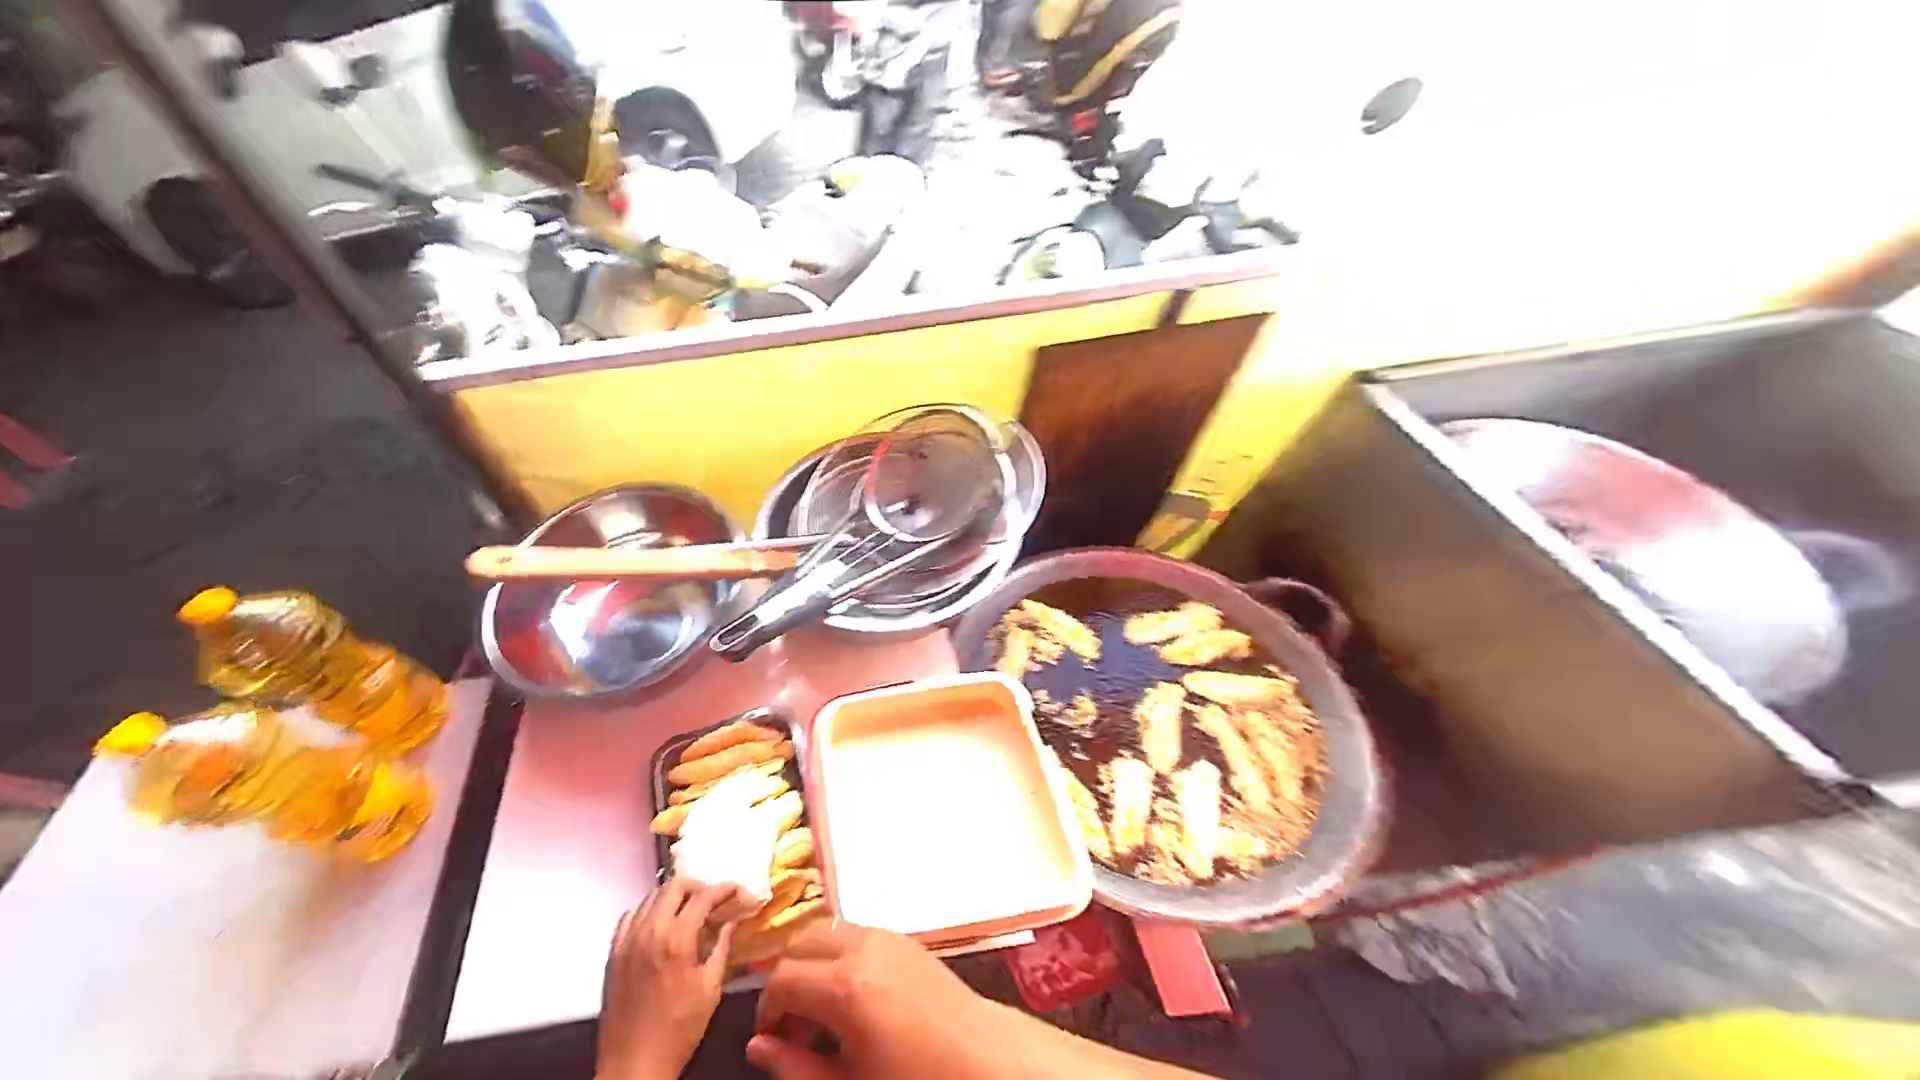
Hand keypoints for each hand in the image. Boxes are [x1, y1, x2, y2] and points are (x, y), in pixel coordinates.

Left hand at [598, 879, 742, 1079]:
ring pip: (651, 897)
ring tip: (689, 912)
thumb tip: (732, 922)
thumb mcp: (710, 989)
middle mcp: (649, 932)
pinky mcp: (613, 955)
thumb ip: (721, 948)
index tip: (739, 892)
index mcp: (676, 939)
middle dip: (699, 887)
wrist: (632, 1068)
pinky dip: (648, 912)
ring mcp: (627, 942)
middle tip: (713, 901)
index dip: (725, 889)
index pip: (704, 896)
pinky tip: (659, 927)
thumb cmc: (678, 1031)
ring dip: (673, 897)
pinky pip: (630, 917)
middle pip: (674, 886)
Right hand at [748, 922, 1020, 1079]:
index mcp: (845, 986)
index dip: (766, 1008)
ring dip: (812, 960)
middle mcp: (863, 948)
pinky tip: (850, 994)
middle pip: (800, 941)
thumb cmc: (913, 1078)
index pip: (781, 979)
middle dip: (786, 976)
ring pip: (828, 930)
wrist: (979, 1060)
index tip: (770, 1037)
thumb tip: (758, 1046)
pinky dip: (839, 953)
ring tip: (821, 1010)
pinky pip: (856, 933)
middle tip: (792, 1022)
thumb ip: (795, 1066)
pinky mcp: (904, 938)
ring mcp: (886, 937)